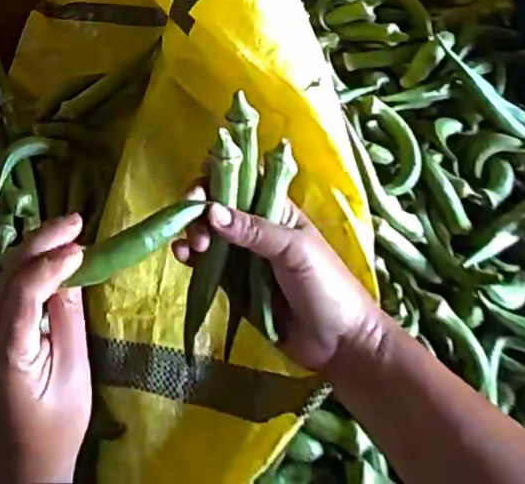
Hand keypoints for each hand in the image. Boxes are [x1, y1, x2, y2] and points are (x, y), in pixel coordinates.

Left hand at [0, 214, 91, 483]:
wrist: (25, 458)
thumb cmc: (56, 426)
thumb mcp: (74, 377)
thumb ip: (69, 321)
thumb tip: (73, 274)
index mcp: (8, 346)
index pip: (24, 289)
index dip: (52, 262)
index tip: (82, 248)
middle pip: (12, 269)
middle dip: (44, 239)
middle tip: (77, 221)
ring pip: (9, 269)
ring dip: (38, 244)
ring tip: (69, 228)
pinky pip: (11, 281)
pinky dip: (33, 260)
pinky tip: (53, 251)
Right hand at [173, 190, 387, 372]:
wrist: (342, 347)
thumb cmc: (327, 287)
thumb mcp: (294, 251)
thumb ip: (253, 230)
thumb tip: (211, 211)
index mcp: (274, 209)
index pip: (239, 180)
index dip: (216, 177)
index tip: (200, 190)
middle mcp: (253, 226)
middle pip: (215, 203)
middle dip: (199, 209)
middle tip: (198, 229)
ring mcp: (241, 254)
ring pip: (205, 230)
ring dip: (192, 231)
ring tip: (194, 248)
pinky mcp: (231, 282)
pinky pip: (203, 261)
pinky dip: (188, 254)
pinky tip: (182, 256)